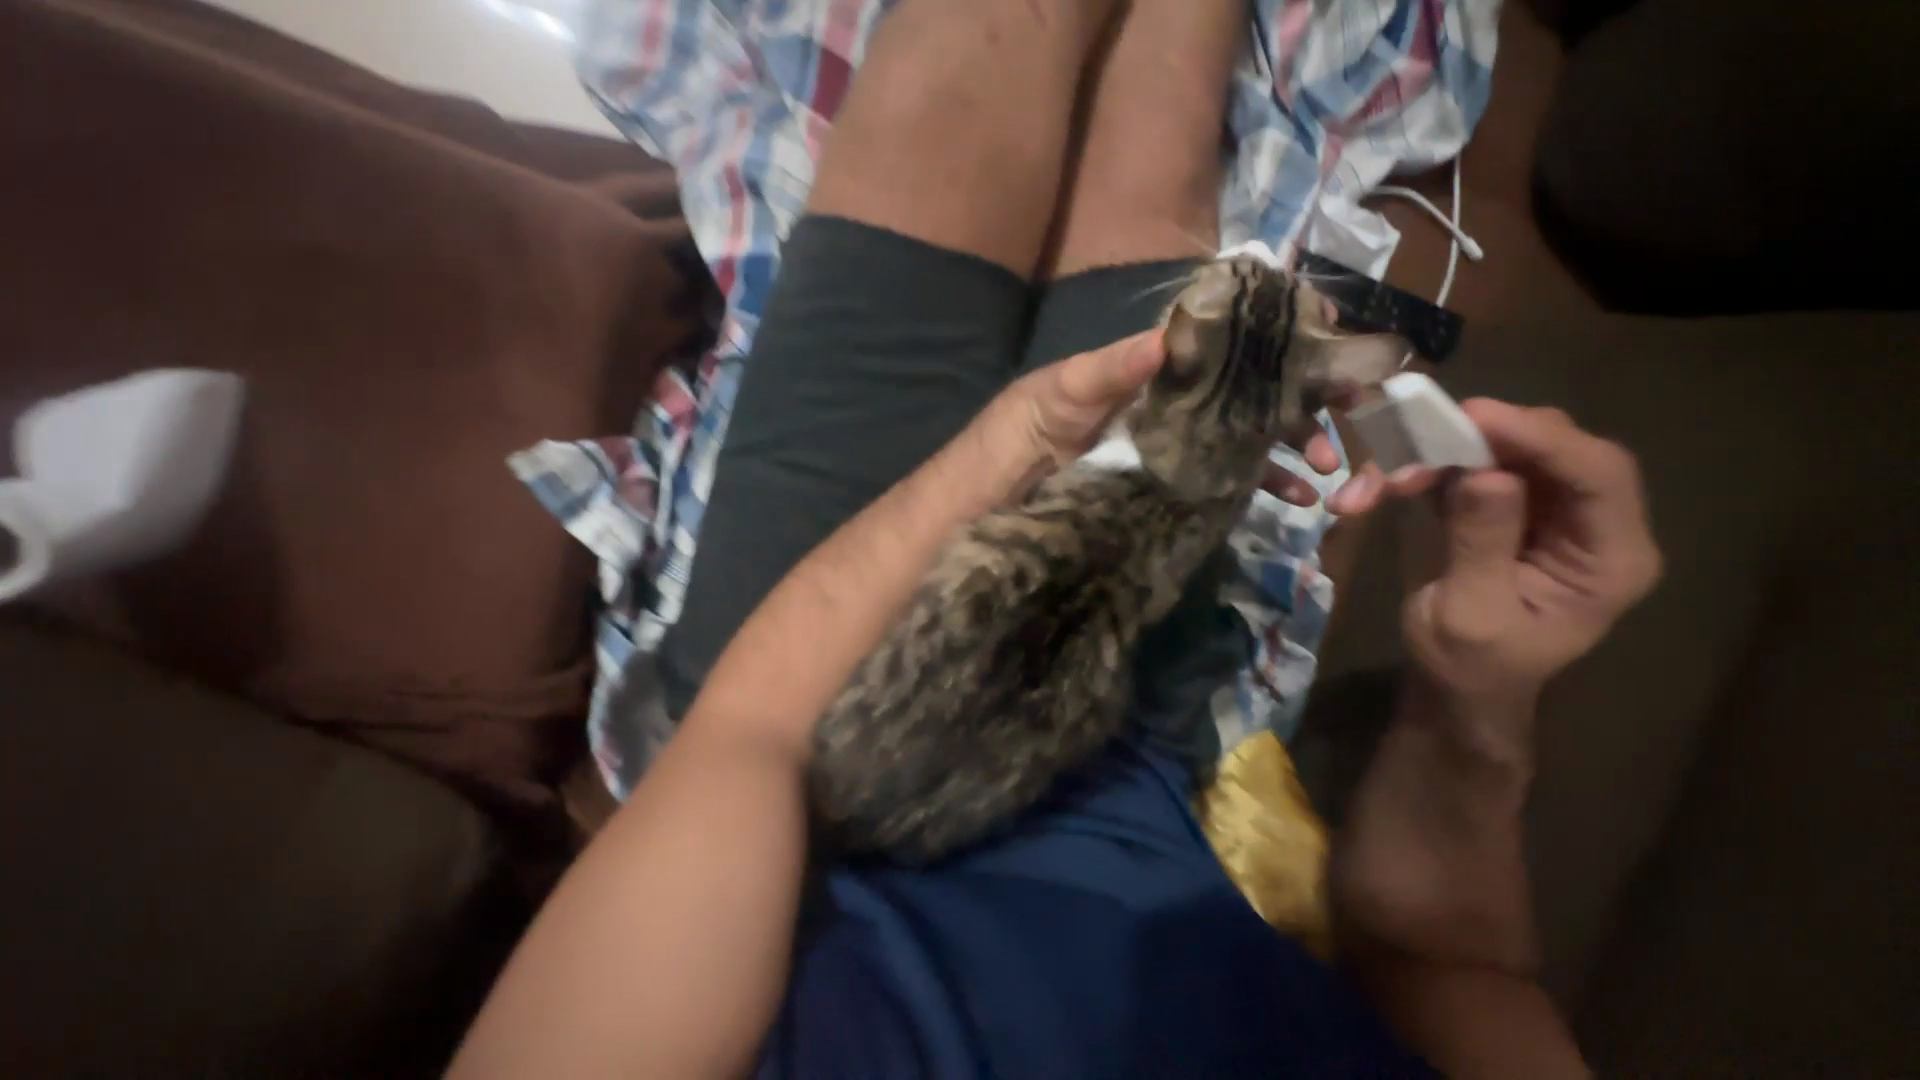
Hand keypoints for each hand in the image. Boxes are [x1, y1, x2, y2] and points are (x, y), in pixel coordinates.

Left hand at [977, 330, 1350, 505]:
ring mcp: (1182, 437)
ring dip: (1297, 441)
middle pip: (1256, 384)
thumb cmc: (1029, 426)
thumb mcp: (1065, 389)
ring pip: (1254, 429)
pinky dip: (1268, 482)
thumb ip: (1111, 368)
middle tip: (1349, 410)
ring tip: (1324, 463)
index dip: (1281, 333)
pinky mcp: (1179, 479)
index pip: (1231, 336)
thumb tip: (1167, 340)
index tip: (1327, 339)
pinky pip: (1233, 475)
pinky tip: (1297, 495)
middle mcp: (1179, 394)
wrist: (1003, 491)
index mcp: (1158, 363)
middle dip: (1306, 393)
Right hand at [1384, 401, 1662, 711]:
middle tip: (1421, 439)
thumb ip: (1482, 544)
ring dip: (1443, 454)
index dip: (1543, 439)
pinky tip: (1382, 487)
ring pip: (1510, 451)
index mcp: (1609, 558)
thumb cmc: (1469, 666)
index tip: (1475, 418)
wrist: (1453, 689)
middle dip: (1487, 439)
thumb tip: (1487, 475)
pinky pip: (1475, 467)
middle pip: (1557, 450)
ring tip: (1385, 482)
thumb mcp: (1470, 614)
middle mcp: (1591, 525)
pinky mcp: (1507, 508)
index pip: (1599, 475)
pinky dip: (1427, 469)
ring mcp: (1549, 513)